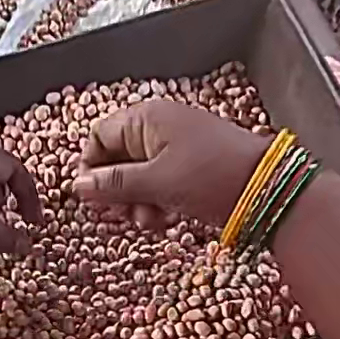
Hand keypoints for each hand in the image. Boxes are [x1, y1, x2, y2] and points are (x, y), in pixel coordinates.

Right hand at [71, 99, 271, 230]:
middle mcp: (156, 130)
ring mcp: (172, 152)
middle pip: (115, 161)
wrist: (262, 189)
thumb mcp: (155, 181)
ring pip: (134, 181)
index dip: (90, 167)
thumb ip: (113, 184)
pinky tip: (165, 219)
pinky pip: (155, 189)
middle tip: (123, 214)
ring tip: (150, 219)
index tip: (89, 197)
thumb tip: (77, 187)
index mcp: (146, 119)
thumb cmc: (208, 176)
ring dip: (135, 205)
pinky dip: (154, 206)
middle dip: (116, 192)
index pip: (99, 137)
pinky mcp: (184, 173)